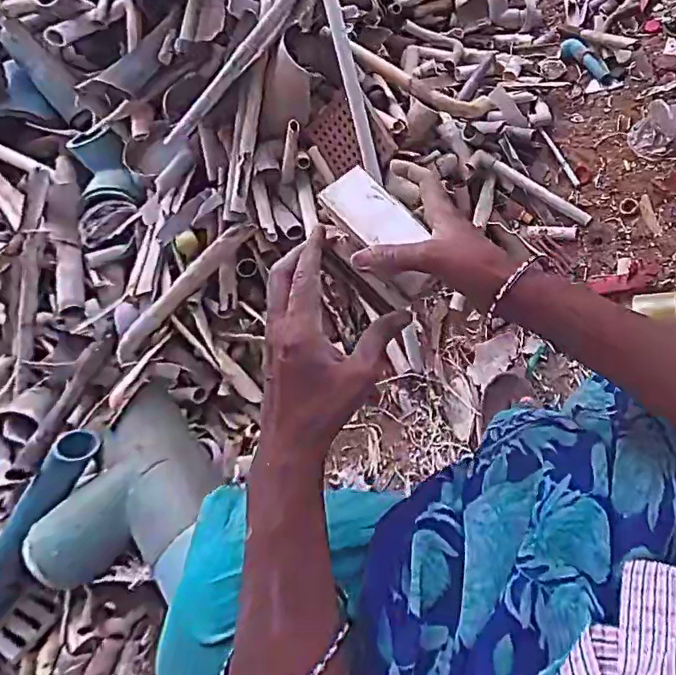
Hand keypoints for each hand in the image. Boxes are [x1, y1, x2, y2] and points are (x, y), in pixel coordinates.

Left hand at [261, 227, 410, 456]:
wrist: (289, 444)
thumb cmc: (324, 411)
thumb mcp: (361, 374)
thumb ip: (379, 338)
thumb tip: (403, 314)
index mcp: (300, 329)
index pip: (304, 277)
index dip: (312, 250)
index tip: (321, 230)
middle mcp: (280, 328)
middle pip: (280, 276)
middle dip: (297, 252)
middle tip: (318, 238)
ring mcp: (272, 338)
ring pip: (276, 291)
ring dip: (293, 269)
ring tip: (315, 258)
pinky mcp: (272, 348)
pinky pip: (279, 305)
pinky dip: (292, 288)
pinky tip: (311, 293)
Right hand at [351, 166, 512, 303]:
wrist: (503, 289)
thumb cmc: (477, 265)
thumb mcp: (431, 256)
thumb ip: (396, 256)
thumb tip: (362, 256)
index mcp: (444, 214)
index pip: (428, 182)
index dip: (412, 171)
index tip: (395, 166)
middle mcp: (450, 225)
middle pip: (427, 203)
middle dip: (407, 197)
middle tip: (386, 198)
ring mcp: (454, 244)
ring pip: (428, 227)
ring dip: (410, 225)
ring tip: (390, 229)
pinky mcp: (456, 263)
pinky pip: (430, 252)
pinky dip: (416, 253)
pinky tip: (406, 263)